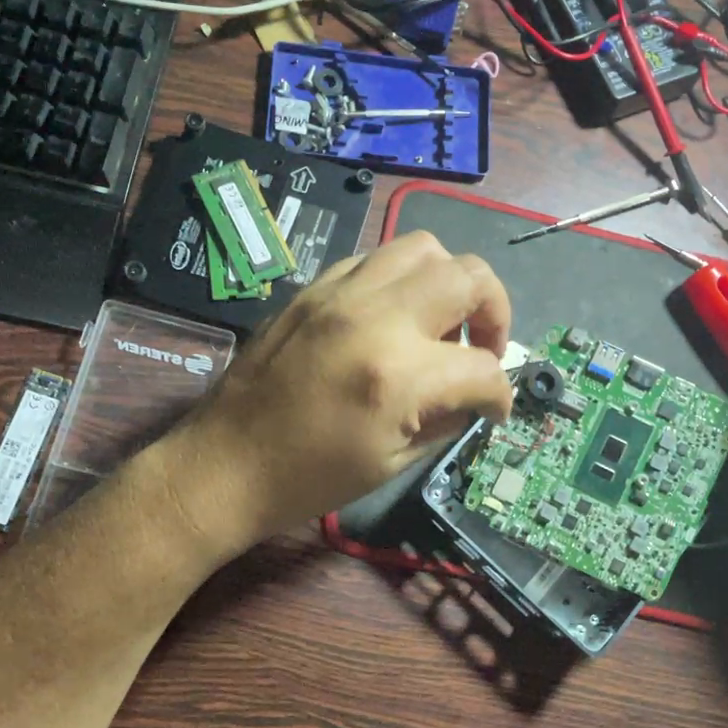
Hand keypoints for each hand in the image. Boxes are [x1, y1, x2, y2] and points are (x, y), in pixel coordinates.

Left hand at [152, 231, 513, 553]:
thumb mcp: (393, 463)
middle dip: (496, 312)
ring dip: (449, 281)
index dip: (501, 394)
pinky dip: (400, 279)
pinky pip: (374, 259)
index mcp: (399, 375)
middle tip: (483, 348)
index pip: (483, 367)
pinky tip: (393, 315)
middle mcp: (375, 317)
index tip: (494, 410)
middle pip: (469, 277)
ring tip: (441, 321)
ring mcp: (340, 294)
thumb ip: (446, 419)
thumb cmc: (309, 479)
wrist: (227, 464)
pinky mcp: (312, 289)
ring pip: (423, 247)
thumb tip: (475, 397)